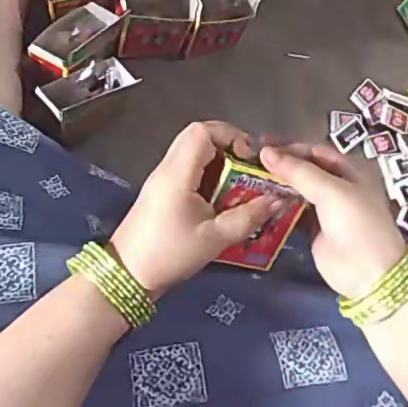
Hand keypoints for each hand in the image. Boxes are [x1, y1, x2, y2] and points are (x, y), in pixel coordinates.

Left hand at [109, 122, 286, 296]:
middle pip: (197, 136)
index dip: (230, 136)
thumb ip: (249, 216)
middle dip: (228, 147)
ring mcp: (162, 179)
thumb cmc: (170, 254)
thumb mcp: (215, 238)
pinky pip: (188, 169)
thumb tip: (279, 200)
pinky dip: (208, 175)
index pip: (202, 131)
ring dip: (219, 162)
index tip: (249, 160)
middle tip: (247, 170)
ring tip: (238, 186)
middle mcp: (168, 168)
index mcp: (178, 173)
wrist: (128, 275)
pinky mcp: (162, 191)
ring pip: (193, 152)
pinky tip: (221, 199)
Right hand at [258, 143, 407, 298]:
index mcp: (349, 171)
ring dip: (278, 184)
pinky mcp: (315, 229)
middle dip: (282, 164)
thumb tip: (266, 152)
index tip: (263, 145)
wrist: (368, 273)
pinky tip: (260, 201)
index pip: (315, 151)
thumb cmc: (355, 224)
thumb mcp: (330, 191)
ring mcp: (326, 209)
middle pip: (306, 169)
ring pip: (298, 190)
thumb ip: (298, 171)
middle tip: (252, 161)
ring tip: (250, 178)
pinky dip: (279, 205)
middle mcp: (338, 187)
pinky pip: (294, 211)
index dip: (291, 147)